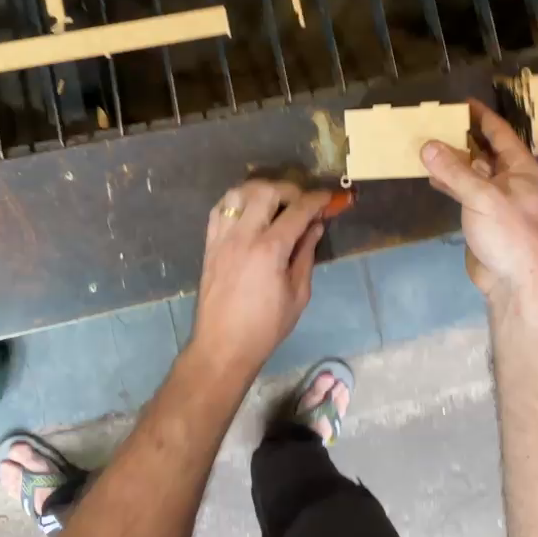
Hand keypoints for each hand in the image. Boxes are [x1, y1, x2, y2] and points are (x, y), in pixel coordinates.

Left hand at [192, 179, 333, 371]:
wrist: (222, 346)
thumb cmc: (266, 326)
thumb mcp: (298, 294)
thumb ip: (306, 255)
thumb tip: (315, 227)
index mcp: (269, 250)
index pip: (297, 211)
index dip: (316, 200)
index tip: (328, 197)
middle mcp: (243, 236)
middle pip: (266, 191)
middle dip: (289, 190)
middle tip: (302, 202)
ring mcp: (222, 238)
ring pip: (238, 193)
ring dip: (260, 190)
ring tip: (275, 203)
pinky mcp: (209, 244)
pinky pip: (220, 209)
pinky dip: (237, 202)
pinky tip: (249, 211)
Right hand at [421, 99, 537, 303]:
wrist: (516, 282)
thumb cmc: (509, 234)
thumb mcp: (482, 197)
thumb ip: (454, 171)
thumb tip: (427, 146)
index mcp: (521, 169)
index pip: (501, 134)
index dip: (483, 117)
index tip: (462, 103)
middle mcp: (512, 180)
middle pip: (486, 151)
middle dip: (463, 137)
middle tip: (436, 122)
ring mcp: (497, 200)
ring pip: (473, 172)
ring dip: (454, 160)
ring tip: (428, 145)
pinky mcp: (484, 217)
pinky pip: (465, 191)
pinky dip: (450, 182)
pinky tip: (431, 176)